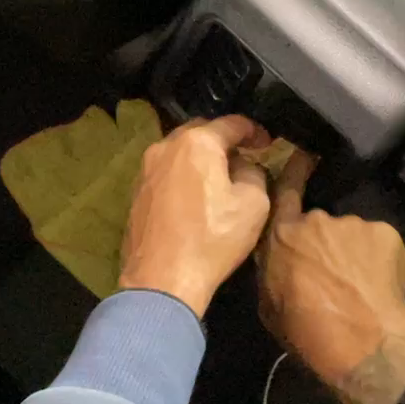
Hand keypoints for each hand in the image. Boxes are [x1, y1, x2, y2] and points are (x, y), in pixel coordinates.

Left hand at [118, 115, 273, 317]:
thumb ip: (255, 173)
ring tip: (220, 177)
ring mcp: (145, 170)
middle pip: (201, 133)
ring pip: (180, 153)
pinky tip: (196, 197)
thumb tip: (244, 167)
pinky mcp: (136, 193)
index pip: (232, 123)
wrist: (162, 280)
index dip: (254, 130)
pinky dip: (184, 177)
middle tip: (245, 157)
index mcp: (197, 143)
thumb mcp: (255, 204)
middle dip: (224, 141)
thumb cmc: (213, 239)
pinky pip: (166, 174)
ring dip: (202, 159)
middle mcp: (165, 147)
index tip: (267, 143)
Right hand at [257, 153, 404, 403]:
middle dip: (323, 242)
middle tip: (330, 274)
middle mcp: (318, 220)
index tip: (301, 156)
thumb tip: (276, 256)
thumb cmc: (307, 332)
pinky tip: (376, 284)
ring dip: (350, 252)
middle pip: (318, 224)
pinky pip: (376, 241)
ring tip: (356, 285)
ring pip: (349, 234)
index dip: (292, 172)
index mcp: (283, 236)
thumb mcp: (269, 304)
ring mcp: (354, 224)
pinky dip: (376, 258)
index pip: (285, 190)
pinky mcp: (385, 233)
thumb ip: (270, 268)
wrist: (365, 346)